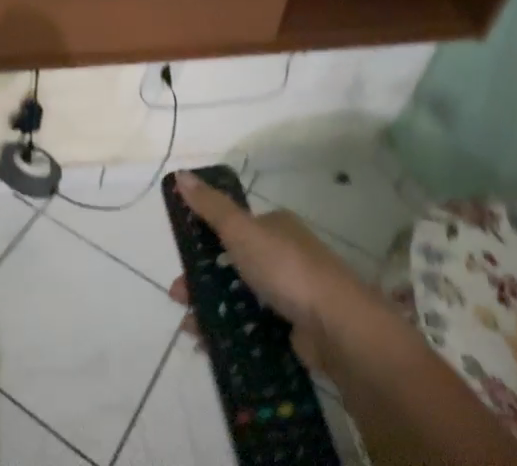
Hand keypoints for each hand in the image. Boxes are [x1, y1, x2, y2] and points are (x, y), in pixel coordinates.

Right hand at [168, 171, 379, 374]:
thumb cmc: (287, 270)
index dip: (204, 240)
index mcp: (276, 227)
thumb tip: (180, 174)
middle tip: (178, 297)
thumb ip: (211, 207)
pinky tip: (210, 342)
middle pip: (233, 264)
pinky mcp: (294, 327)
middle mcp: (285, 255)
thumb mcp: (242, 231)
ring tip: (190, 326)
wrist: (338, 327)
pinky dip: (230, 332)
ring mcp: (292, 293)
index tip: (181, 257)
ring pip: (240, 297)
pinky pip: (254, 326)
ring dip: (211, 308)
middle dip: (202, 280)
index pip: (234, 227)